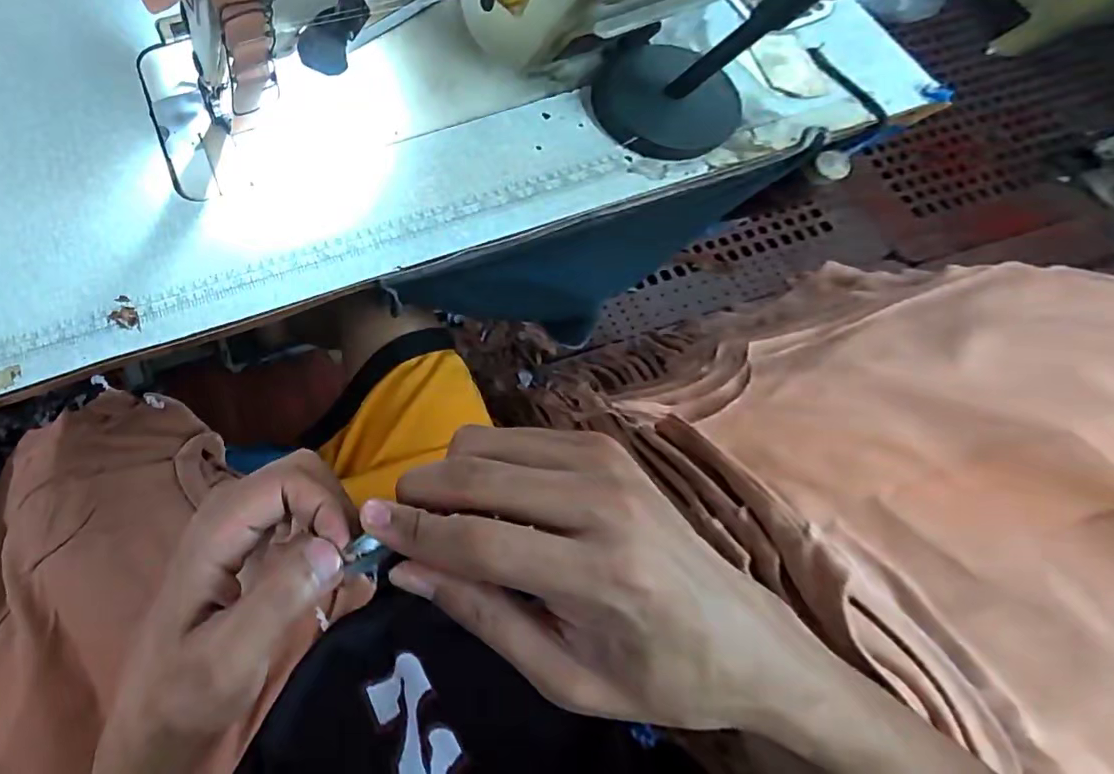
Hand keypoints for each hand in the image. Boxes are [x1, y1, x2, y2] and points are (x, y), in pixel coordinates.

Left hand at [94, 450, 358, 773]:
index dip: (325, 505)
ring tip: (345, 565)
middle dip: (332, 504)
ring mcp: (235, 521)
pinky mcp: (246, 540)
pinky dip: (319, 528)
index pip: (286, 478)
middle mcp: (225, 509)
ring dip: (329, 515)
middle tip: (352, 558)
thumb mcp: (231, 659)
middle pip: (295, 471)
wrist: (155, 711)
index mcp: (217, 527)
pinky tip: (326, 568)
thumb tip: (333, 548)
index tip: (347, 556)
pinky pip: (292, 511)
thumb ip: (278, 600)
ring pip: (297, 486)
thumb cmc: (186, 689)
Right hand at [359, 425, 830, 731]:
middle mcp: (602, 500)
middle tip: (401, 524)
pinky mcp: (599, 440)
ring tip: (455, 520)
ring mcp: (602, 459)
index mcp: (602, 575)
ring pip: (479, 444)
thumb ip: (480, 615)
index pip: (479, 541)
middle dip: (418, 495)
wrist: (749, 637)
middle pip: (472, 477)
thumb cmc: (658, 673)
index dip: (413, 532)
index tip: (365, 523)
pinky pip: (505, 435)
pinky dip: (480, 464)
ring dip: (447, 476)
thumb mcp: (564, 677)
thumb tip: (404, 569)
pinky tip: (495, 501)